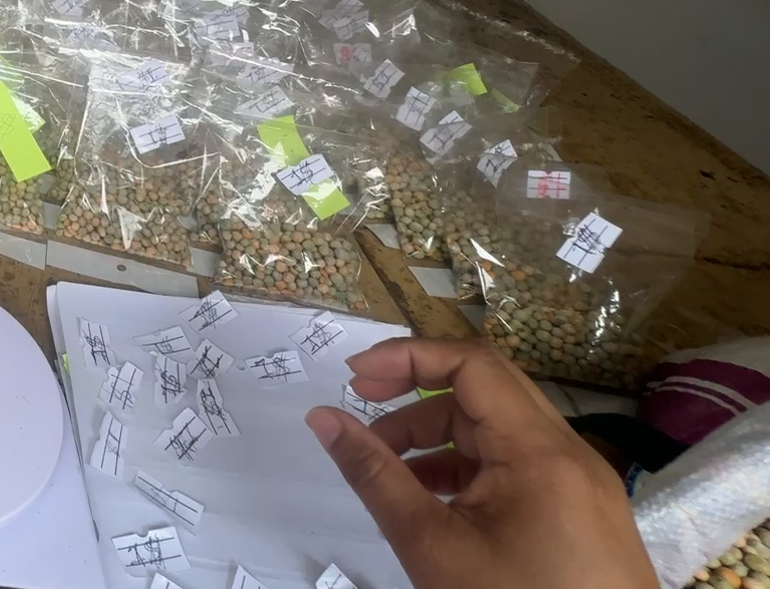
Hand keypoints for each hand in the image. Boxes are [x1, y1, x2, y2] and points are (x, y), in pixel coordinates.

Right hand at [306, 338, 652, 588]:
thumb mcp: (428, 541)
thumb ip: (372, 471)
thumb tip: (319, 416)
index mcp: (541, 453)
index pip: (471, 363)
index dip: (406, 355)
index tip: (353, 376)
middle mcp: (568, 456)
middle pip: (482, 385)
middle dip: (413, 383)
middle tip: (360, 395)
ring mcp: (578, 486)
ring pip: (491, 424)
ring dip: (429, 427)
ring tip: (385, 460)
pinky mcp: (576, 513)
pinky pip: (509, 460)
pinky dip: (458, 460)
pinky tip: (426, 491)